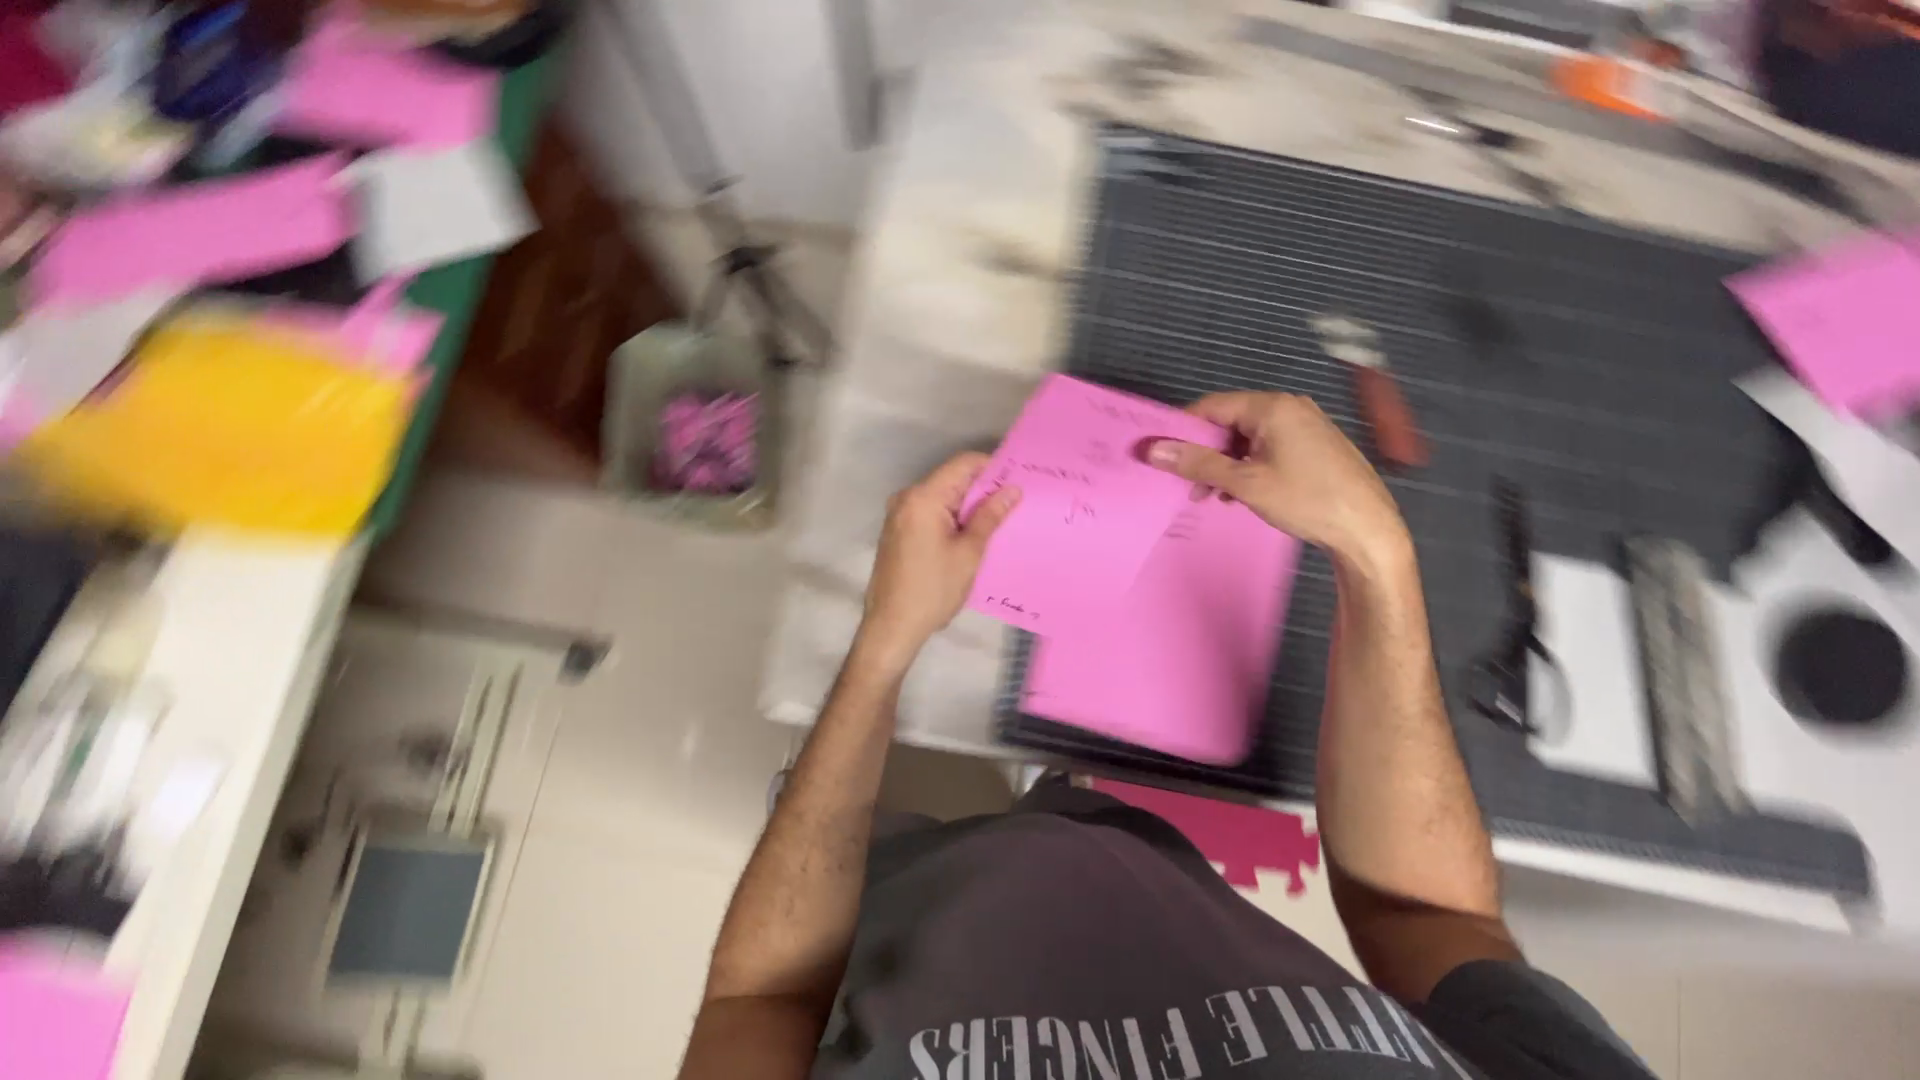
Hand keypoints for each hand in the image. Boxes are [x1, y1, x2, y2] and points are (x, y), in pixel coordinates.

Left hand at [858, 453, 1020, 666]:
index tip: (1017, 480)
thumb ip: (990, 516)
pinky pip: (930, 512)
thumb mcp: (969, 553)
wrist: (891, 626)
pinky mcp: (897, 531)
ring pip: (941, 497)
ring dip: (968, 506)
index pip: (963, 464)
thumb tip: (1012, 490)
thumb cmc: (933, 590)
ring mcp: (899, 515)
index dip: (992, 467)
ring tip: (998, 521)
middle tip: (1013, 503)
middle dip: (982, 488)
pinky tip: (971, 536)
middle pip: (951, 479)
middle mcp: (907, 498)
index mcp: (923, 497)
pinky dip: (951, 518)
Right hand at [1145, 393, 1409, 567]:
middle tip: (1187, 483)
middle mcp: (1290, 407)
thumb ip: (1197, 463)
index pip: (1211, 406)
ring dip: (1225, 464)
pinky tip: (1241, 494)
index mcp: (1272, 407)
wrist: (1368, 529)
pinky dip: (1249, 466)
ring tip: (1213, 495)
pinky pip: (1269, 448)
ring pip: (1248, 438)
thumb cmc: (1306, 500)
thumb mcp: (1244, 483)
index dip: (1183, 428)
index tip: (1163, 454)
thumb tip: (1153, 449)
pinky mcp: (1315, 446)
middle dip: (1205, 451)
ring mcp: (1306, 426)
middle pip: (1230, 421)